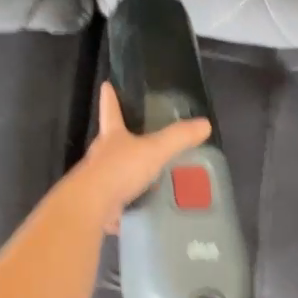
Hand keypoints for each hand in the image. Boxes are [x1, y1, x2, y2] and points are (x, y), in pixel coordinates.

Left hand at [69, 82, 211, 228]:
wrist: (92, 205)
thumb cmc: (121, 169)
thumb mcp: (155, 150)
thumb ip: (179, 138)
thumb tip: (205, 124)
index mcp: (112, 137)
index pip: (111, 111)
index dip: (110, 99)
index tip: (106, 86)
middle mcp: (100, 155)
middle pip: (109, 142)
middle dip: (119, 140)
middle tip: (132, 139)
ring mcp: (96, 180)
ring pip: (111, 173)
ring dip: (123, 175)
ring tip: (143, 181)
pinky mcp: (97, 203)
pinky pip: (113, 202)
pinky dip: (123, 206)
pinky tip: (136, 211)